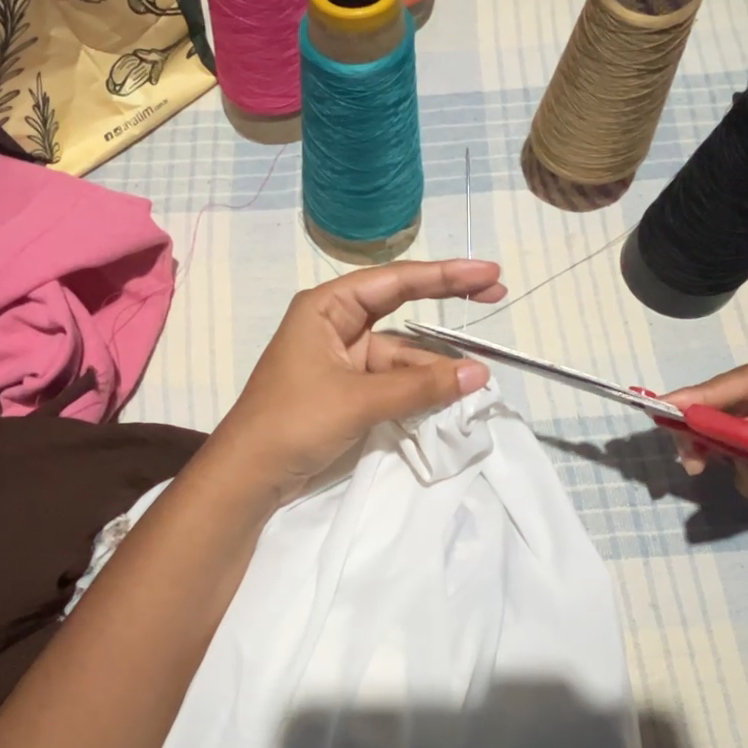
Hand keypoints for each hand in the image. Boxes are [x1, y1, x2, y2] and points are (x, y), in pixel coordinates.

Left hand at [209, 260, 506, 500]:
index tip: (489, 271)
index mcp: (327, 308)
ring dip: (435, 367)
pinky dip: (419, 389)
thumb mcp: (359, 400)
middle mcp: (335, 326)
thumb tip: (478, 375)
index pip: (395, 281)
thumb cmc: (293, 422)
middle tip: (498, 293)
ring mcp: (341, 360)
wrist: (249, 475)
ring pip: (401, 355)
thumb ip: (419, 386)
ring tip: (478, 377)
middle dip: (447, 308)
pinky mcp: (346, 391)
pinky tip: (450, 395)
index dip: (446, 275)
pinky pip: (392, 381)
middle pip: (402, 310)